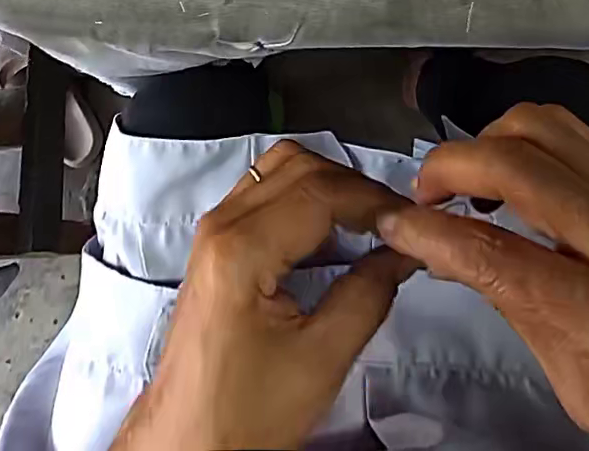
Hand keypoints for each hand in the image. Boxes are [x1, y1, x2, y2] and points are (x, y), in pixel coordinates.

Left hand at [116, 141, 419, 449]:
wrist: (182, 450)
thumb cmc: (244, 416)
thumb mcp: (321, 361)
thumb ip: (370, 294)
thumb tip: (404, 250)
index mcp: (241, 251)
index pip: (321, 190)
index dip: (372, 198)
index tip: (407, 219)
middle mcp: (222, 225)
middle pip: (302, 166)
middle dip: (355, 186)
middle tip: (391, 219)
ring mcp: (216, 228)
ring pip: (284, 166)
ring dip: (331, 183)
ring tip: (366, 218)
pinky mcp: (219, 240)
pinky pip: (269, 186)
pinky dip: (309, 192)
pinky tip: (333, 227)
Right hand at [377, 104, 588, 450]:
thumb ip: (528, 320)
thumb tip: (469, 255)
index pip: (501, 257)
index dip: (433, 233)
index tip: (393, 221)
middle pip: (522, 162)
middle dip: (453, 162)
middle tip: (425, 190)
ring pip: (550, 125)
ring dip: (493, 138)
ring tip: (471, 177)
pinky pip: (578, 135)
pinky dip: (530, 141)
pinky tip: (519, 175)